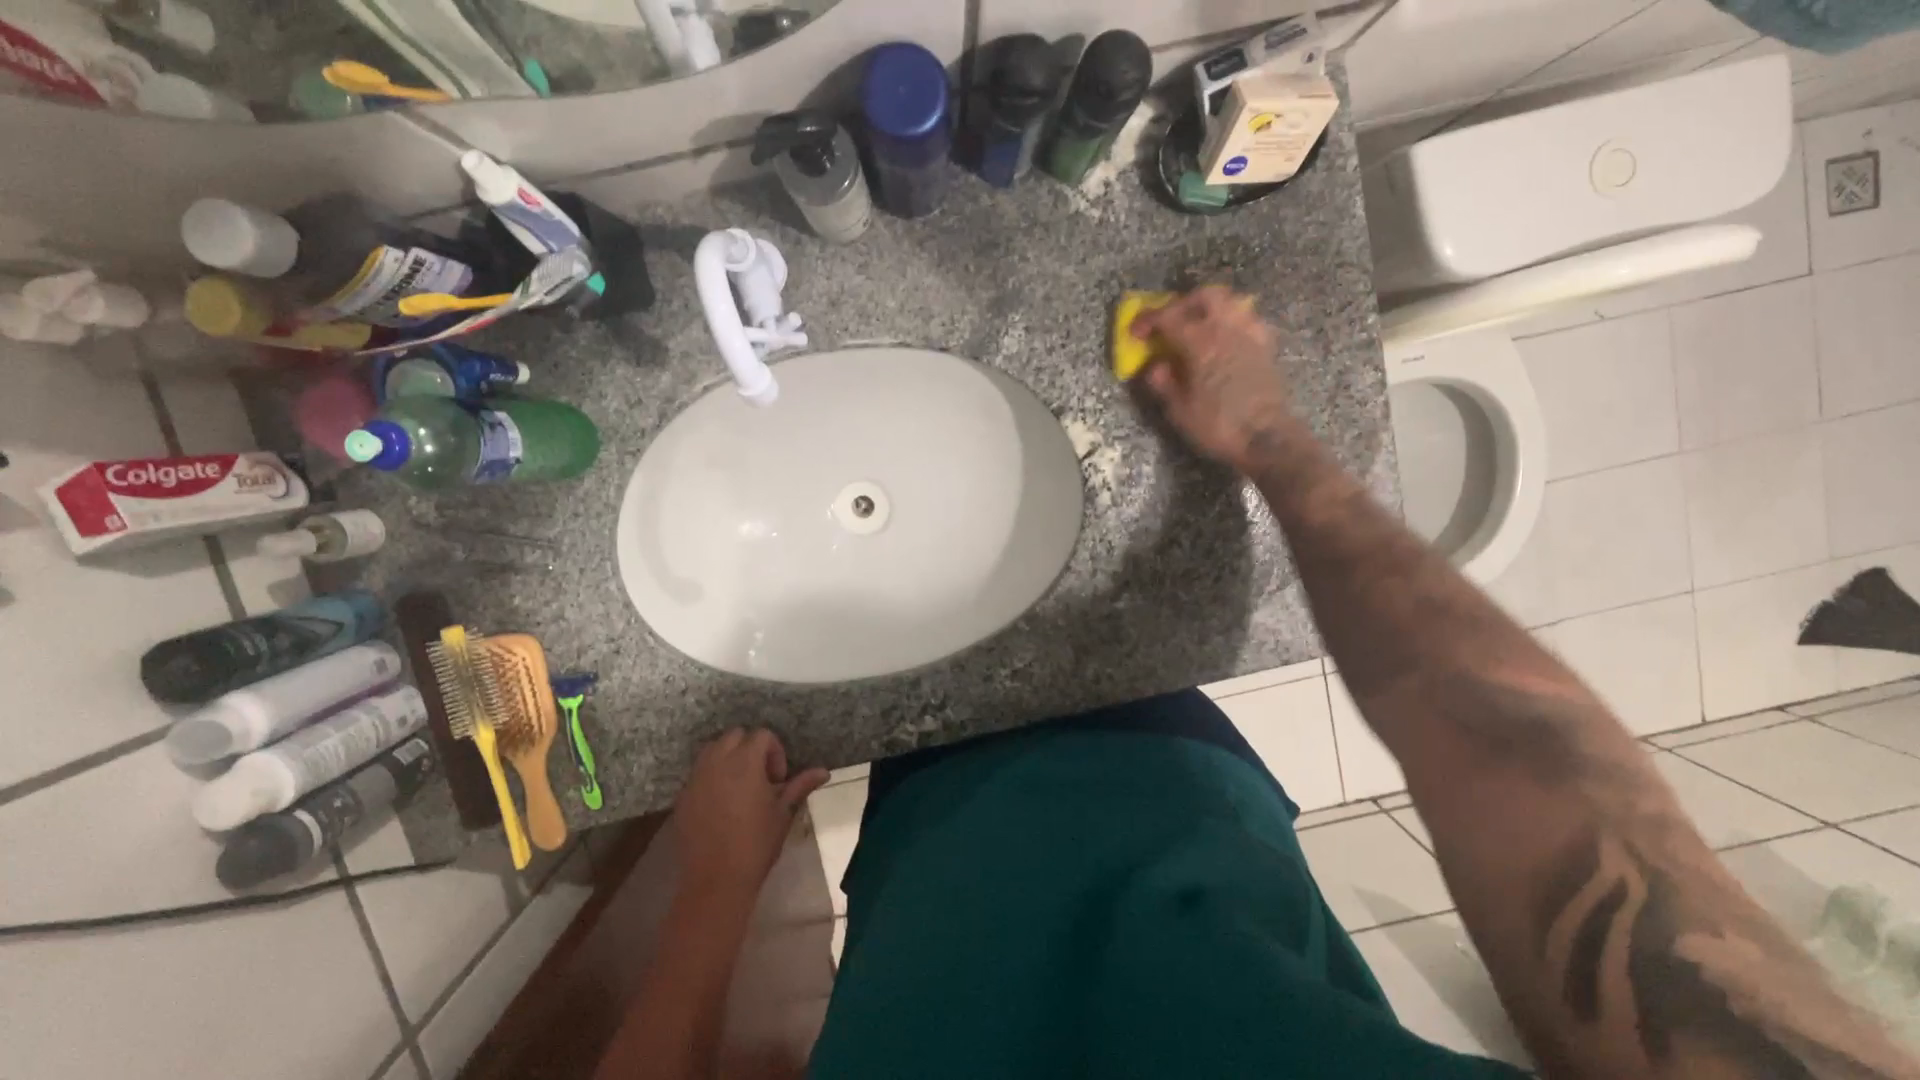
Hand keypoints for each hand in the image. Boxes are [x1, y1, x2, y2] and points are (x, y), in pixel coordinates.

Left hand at [674, 728, 828, 898]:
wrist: (716, 880)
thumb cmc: (756, 844)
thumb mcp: (782, 813)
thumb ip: (800, 786)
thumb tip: (823, 771)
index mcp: (744, 762)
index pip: (761, 735)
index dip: (775, 752)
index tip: (778, 780)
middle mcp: (717, 763)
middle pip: (734, 736)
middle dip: (750, 748)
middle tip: (761, 777)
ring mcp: (696, 779)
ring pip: (712, 750)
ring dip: (728, 758)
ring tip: (740, 786)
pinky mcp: (683, 796)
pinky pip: (698, 773)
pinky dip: (711, 777)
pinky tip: (721, 804)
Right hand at [1132, 285, 1294, 472]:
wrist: (1268, 438)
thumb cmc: (1219, 426)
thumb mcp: (1179, 411)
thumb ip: (1163, 383)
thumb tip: (1155, 366)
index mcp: (1201, 342)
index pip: (1169, 317)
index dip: (1148, 320)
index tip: (1135, 332)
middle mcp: (1227, 329)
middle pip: (1206, 296)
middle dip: (1183, 303)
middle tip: (1170, 321)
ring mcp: (1251, 335)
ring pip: (1231, 302)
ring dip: (1210, 308)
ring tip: (1199, 326)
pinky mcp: (1266, 348)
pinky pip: (1249, 320)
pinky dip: (1233, 322)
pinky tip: (1226, 339)